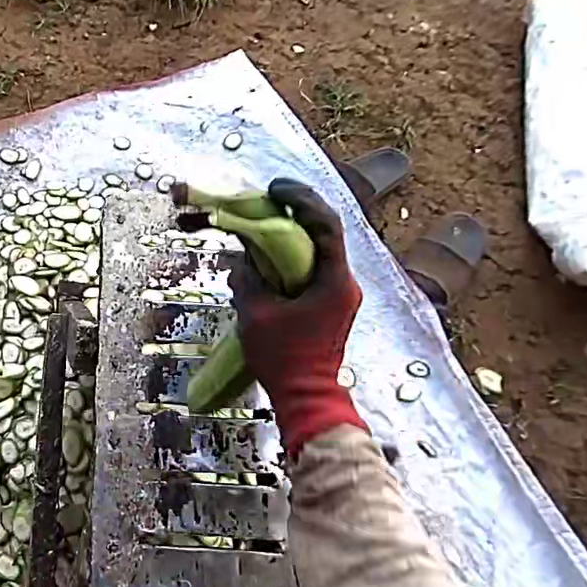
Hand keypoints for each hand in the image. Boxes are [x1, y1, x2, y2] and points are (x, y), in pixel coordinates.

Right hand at [230, 179, 366, 453]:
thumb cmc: (283, 359)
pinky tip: (264, 268)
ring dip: (286, 243)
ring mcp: (339, 296)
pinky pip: (309, 274)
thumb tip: (242, 260)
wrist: (306, 396)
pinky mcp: (329, 308)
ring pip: (314, 255)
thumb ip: (247, 280)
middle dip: (291, 217)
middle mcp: (344, 283)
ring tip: (256, 236)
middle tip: (263, 204)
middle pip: (321, 236)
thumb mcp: (255, 315)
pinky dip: (287, 265)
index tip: (275, 189)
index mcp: (334, 281)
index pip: (325, 226)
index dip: (301, 201)